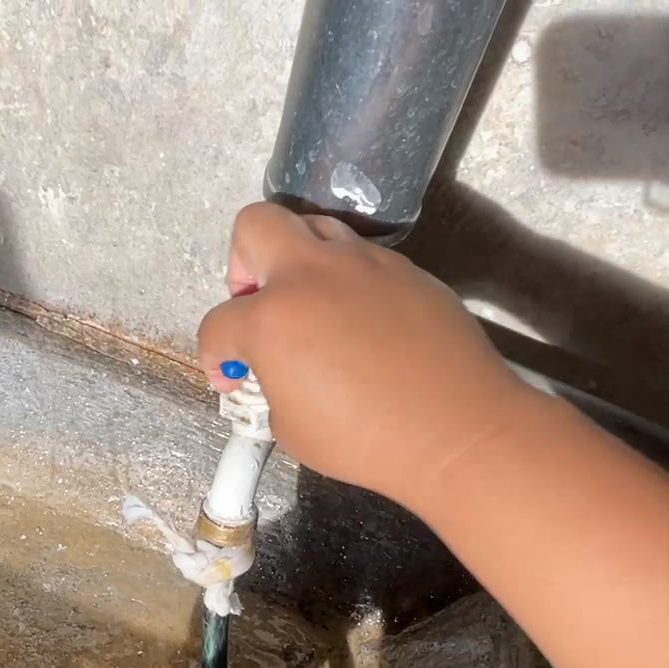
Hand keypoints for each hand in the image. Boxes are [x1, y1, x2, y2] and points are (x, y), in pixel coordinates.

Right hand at [197, 202, 544, 511]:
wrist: (454, 429)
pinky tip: (362, 326)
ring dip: (298, 263)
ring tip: (312, 310)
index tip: (231, 377)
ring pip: (314, 228)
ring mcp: (364, 264)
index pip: (218, 324)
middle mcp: (312, 275)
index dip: (214, 355)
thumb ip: (271, 386)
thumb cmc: (364, 441)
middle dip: (243, 264)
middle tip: (259, 306)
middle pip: (254, 226)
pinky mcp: (405, 271)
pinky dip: (346, 283)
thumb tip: (275, 372)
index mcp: (273, 320)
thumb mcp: (292, 428)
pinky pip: (361, 259)